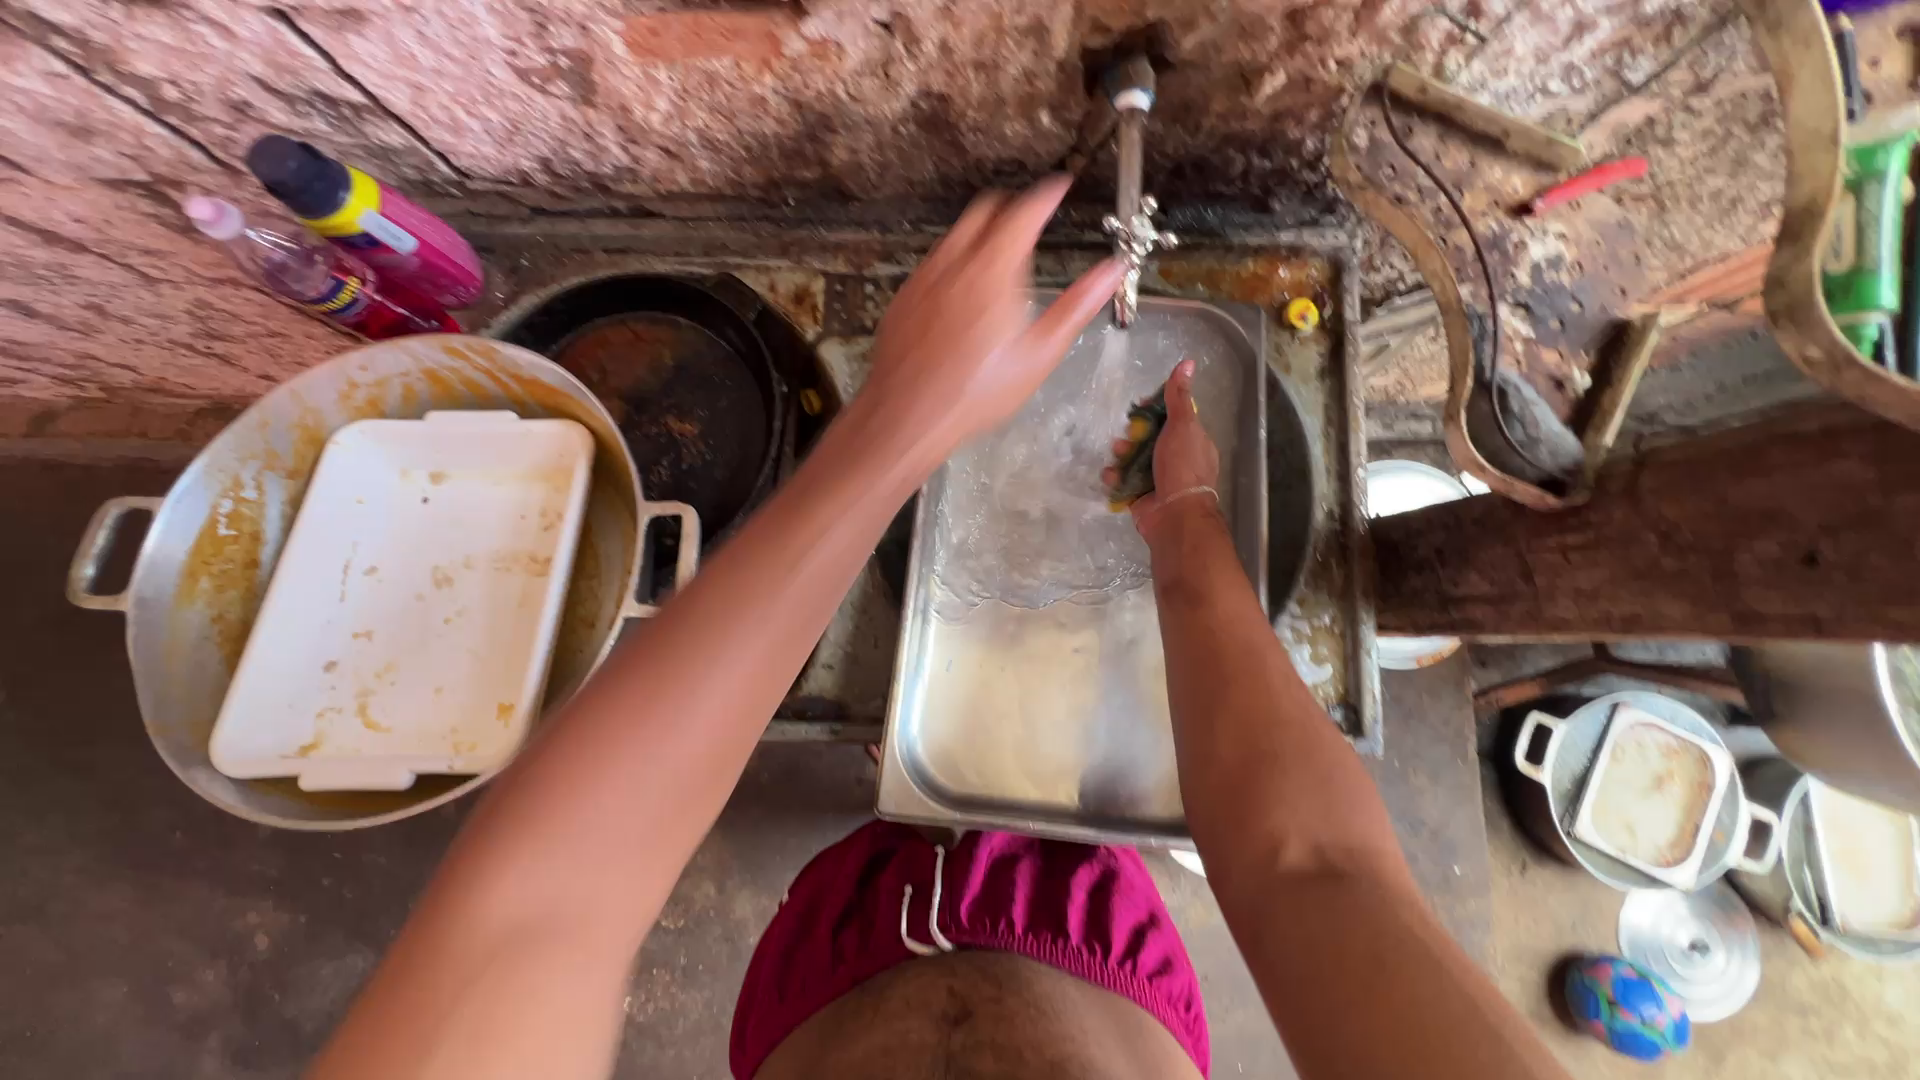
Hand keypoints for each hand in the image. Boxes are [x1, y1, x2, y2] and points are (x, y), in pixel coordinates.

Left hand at [858, 176, 1127, 458]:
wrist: (906, 416)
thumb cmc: (977, 392)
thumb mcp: (1038, 355)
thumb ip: (1076, 306)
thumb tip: (1112, 270)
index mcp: (992, 270)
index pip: (1024, 212)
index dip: (1046, 195)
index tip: (1060, 186)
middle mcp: (953, 263)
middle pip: (984, 210)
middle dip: (1011, 207)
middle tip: (1030, 219)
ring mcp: (923, 279)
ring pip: (954, 235)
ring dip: (980, 233)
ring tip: (998, 256)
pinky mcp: (903, 299)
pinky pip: (932, 264)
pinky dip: (953, 261)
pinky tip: (961, 292)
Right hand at [1122, 358, 1220, 541]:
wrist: (1174, 513)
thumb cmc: (1182, 466)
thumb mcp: (1182, 425)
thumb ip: (1179, 396)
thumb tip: (1188, 362)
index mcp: (1193, 443)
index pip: (1173, 419)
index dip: (1156, 410)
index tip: (1141, 405)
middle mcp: (1178, 461)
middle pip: (1151, 439)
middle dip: (1134, 434)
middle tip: (1126, 434)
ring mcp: (1159, 481)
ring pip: (1135, 460)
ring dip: (1122, 455)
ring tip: (1117, 454)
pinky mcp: (1141, 497)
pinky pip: (1124, 482)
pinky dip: (1116, 477)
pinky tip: (1111, 475)